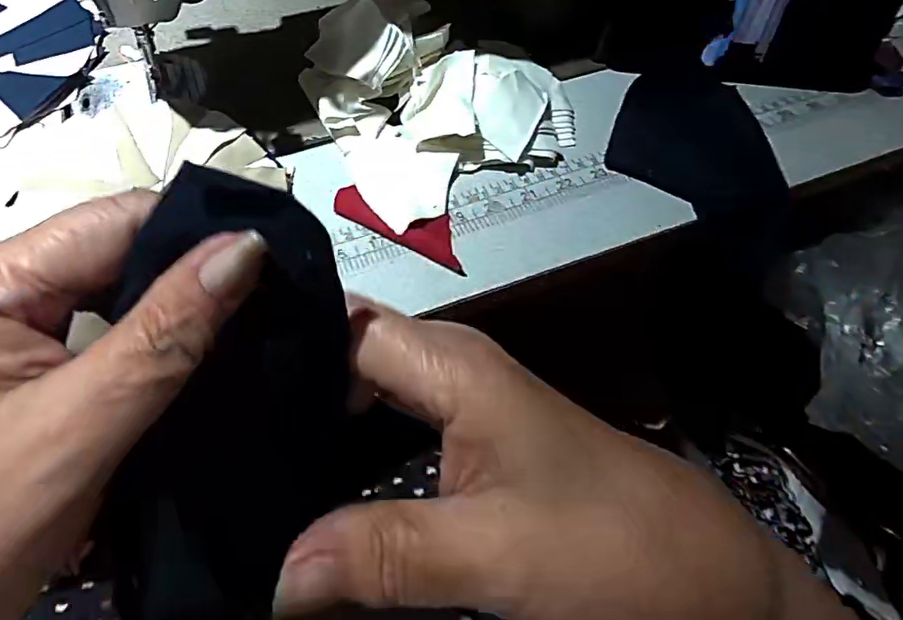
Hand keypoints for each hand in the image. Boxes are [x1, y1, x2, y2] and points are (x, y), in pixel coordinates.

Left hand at [0, 190, 265, 619]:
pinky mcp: (54, 372)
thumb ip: (165, 333)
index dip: (202, 228)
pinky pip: (131, 332)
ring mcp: (34, 332)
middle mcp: (16, 289)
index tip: (277, 251)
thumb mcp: (72, 427)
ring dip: (194, 305)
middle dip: (204, 267)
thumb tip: (247, 249)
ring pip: (138, 291)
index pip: (124, 218)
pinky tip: (218, 353)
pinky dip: (176, 339)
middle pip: (133, 249)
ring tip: (262, 317)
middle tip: (281, 289)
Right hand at [273, 300, 844, 619]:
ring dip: (313, 413)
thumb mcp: (491, 553)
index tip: (217, 371)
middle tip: (216, 422)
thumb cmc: (601, 539)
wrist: (686, 563)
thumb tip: (277, 575)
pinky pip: (386, 418)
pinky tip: (306, 478)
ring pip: (364, 384)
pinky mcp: (466, 429)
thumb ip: (385, 554)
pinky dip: (344, 441)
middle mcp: (447, 362)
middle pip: (348, 349)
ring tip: (242, 450)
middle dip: (288, 379)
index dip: (286, 337)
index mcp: (450, 363)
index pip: (346, 325)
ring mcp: (457, 394)